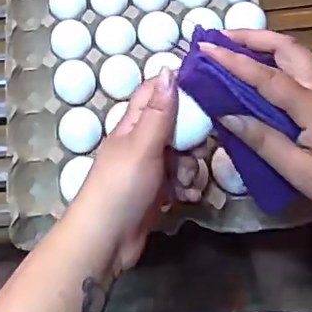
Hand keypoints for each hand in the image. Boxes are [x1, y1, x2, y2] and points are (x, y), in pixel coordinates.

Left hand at [65, 72, 207, 272]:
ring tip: (184, 183)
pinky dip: (187, 187)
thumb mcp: (142, 145)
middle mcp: (142, 141)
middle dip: (193, 137)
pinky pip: (181, 180)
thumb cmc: (121, 187)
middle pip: (176, 125)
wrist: (106, 242)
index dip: (178, 86)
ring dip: (191, 167)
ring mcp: (150, 167)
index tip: (205, 89)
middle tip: (199, 150)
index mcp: (133, 123)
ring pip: (182, 154)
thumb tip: (170, 70)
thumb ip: (160, 111)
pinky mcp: (158, 192)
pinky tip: (187, 198)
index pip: (155, 92)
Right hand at [203, 29, 311, 231]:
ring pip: (296, 54)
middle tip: (219, 38)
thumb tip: (226, 114)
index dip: (232, 60)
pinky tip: (262, 73)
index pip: (265, 75)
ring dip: (264, 45)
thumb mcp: (300, 173)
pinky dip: (277, 60)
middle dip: (251, 36)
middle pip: (286, 46)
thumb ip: (263, 140)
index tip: (204, 47)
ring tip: (234, 48)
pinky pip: (301, 68)